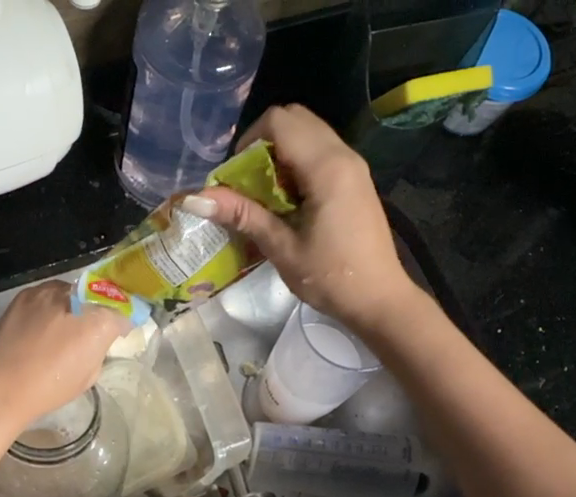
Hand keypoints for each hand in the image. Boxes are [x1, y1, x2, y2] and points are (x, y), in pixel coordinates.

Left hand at [0, 281, 128, 427]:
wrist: (4, 385)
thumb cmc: (50, 388)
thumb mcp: (89, 375)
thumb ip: (100, 349)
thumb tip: (100, 339)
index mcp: (99, 321)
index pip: (121, 312)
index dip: (121, 323)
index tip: (117, 333)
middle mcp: (77, 298)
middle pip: (97, 297)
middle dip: (97, 311)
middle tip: (89, 330)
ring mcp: (49, 292)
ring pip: (72, 292)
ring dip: (74, 305)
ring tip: (64, 326)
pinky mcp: (26, 293)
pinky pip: (48, 294)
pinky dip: (51, 305)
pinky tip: (44, 323)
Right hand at [185, 105, 422, 333]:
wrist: (378, 298)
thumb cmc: (330, 277)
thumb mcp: (282, 248)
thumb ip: (243, 215)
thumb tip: (197, 199)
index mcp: (326, 167)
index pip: (280, 122)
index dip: (249, 141)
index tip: (235, 177)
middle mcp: (343, 154)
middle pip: (295, 119)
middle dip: (263, 143)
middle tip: (247, 182)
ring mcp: (352, 165)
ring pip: (309, 133)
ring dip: (280, 153)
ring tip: (265, 194)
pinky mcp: (354, 179)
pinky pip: (320, 152)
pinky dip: (297, 164)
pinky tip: (287, 201)